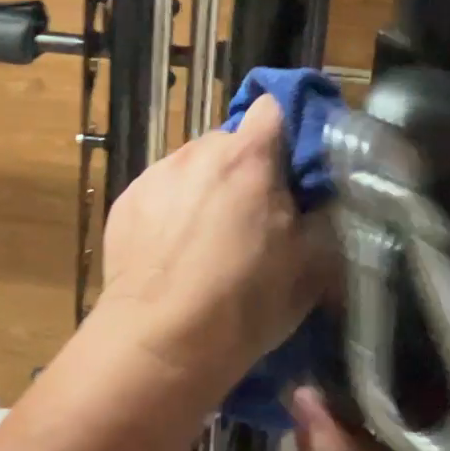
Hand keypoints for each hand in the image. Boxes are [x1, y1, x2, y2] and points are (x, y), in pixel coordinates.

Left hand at [94, 95, 329, 391]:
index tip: (292, 164)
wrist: (161, 341)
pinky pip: (159, 193)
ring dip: (205, 190)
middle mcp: (198, 152)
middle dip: (245, 171)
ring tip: (207, 241)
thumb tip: (324, 196)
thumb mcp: (311, 264)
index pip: (273, 108)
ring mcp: (156, 174)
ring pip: (192, 168)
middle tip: (252, 217)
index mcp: (249, 157)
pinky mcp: (126, 201)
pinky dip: (170, 212)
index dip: (286, 130)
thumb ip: (322, 214)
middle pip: (230, 144)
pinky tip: (172, 254)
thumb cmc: (245, 300)